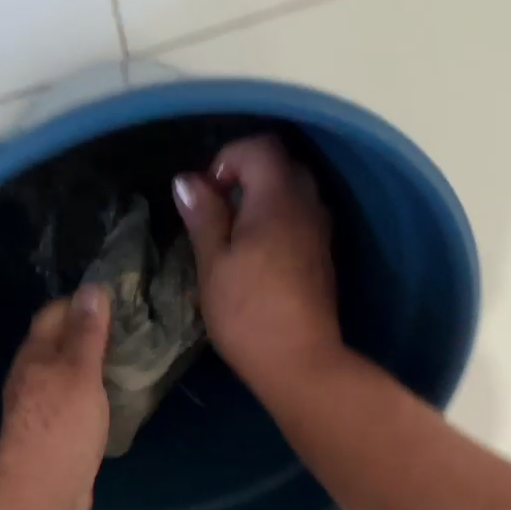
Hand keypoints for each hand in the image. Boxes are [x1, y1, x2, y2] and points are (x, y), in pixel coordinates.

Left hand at [0, 283, 111, 509]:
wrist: (43, 493)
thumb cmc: (62, 427)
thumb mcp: (79, 373)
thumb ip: (86, 333)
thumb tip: (91, 289)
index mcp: (34, 357)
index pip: (54, 314)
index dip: (82, 302)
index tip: (119, 300)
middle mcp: (30, 378)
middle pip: (57, 343)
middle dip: (88, 332)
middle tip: (130, 328)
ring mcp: (37, 409)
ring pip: (64, 374)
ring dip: (90, 364)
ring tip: (126, 358)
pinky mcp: (50, 434)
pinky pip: (71, 402)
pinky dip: (90, 393)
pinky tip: (111, 397)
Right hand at [172, 135, 341, 389]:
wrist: (298, 362)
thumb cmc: (246, 313)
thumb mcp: (213, 264)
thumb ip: (204, 216)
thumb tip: (187, 180)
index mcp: (278, 199)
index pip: (258, 148)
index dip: (226, 160)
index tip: (205, 196)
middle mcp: (307, 205)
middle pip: (280, 165)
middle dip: (246, 175)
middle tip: (217, 212)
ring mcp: (320, 231)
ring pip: (294, 192)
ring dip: (262, 200)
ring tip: (234, 236)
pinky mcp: (322, 257)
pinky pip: (301, 218)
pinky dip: (278, 221)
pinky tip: (257, 256)